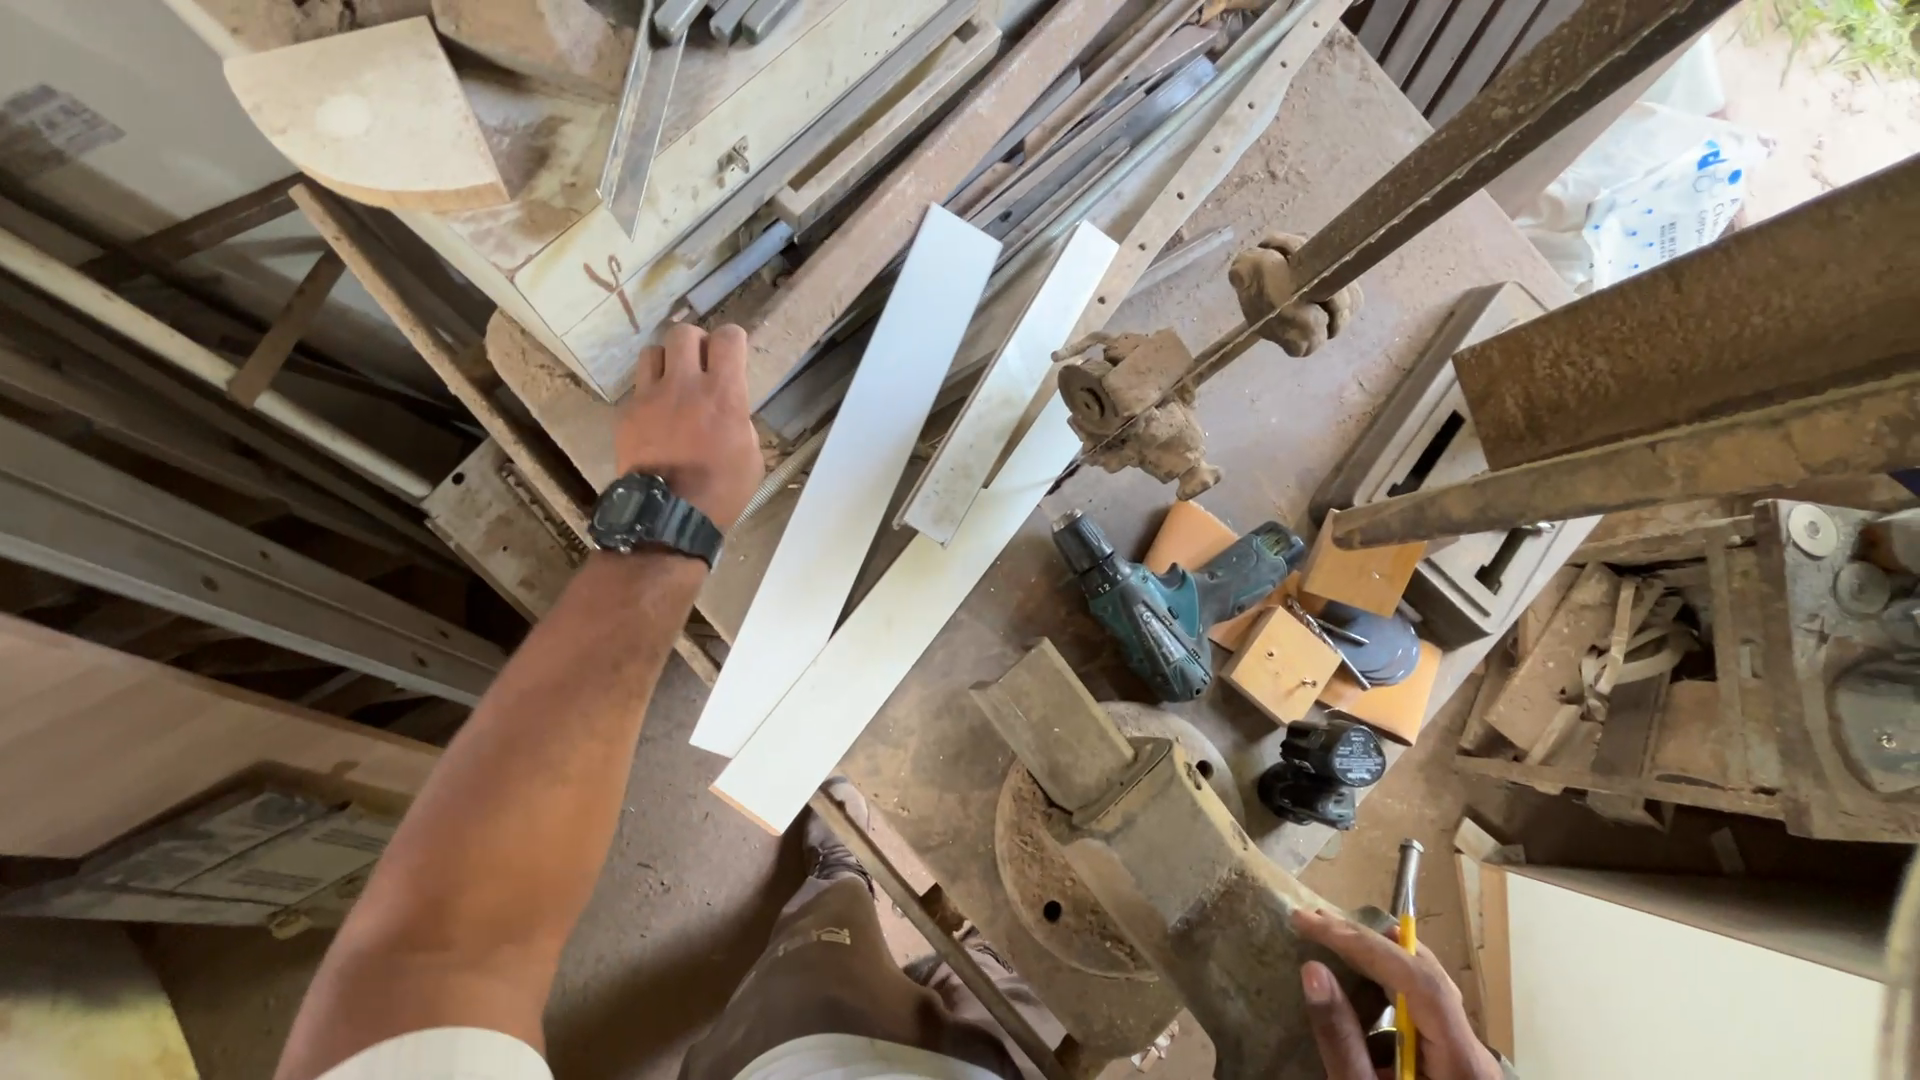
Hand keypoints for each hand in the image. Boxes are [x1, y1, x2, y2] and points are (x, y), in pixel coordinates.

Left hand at [616, 323, 763, 530]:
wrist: (669, 516)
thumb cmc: (722, 490)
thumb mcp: (750, 453)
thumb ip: (739, 418)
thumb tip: (727, 409)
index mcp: (723, 394)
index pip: (728, 338)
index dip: (733, 339)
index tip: (733, 352)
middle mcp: (685, 385)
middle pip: (683, 332)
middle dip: (696, 342)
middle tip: (701, 363)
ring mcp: (650, 397)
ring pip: (653, 352)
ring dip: (667, 362)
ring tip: (674, 383)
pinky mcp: (626, 413)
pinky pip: (637, 388)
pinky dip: (649, 394)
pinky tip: (656, 416)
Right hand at [1291, 908, 1501, 1079]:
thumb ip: (1340, 1041)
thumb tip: (1313, 970)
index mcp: (1462, 1064)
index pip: (1416, 978)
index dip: (1361, 943)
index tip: (1308, 925)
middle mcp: (1474, 1056)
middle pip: (1426, 975)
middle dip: (1368, 943)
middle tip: (1314, 923)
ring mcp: (1468, 1066)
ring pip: (1425, 994)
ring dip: (1376, 969)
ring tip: (1327, 950)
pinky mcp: (1455, 1075)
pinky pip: (1421, 1022)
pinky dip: (1385, 1004)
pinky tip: (1351, 1015)